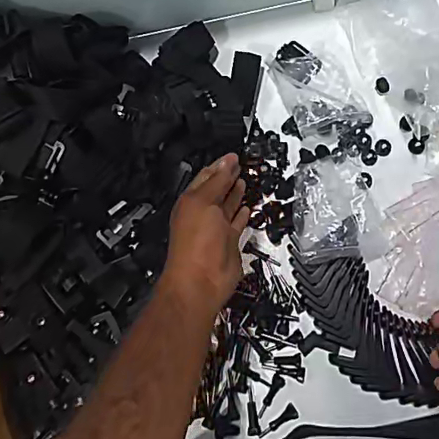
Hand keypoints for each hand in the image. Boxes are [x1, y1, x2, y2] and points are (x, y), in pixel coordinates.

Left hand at [162, 154, 250, 314]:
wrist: (201, 281)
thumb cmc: (194, 245)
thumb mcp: (204, 203)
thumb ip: (217, 182)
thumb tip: (226, 163)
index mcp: (192, 202)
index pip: (207, 176)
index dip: (220, 165)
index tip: (232, 156)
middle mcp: (203, 214)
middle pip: (218, 190)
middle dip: (228, 176)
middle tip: (240, 164)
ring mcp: (216, 230)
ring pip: (228, 206)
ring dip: (235, 193)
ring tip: (243, 180)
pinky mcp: (229, 244)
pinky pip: (236, 225)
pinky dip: (242, 215)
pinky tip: (246, 208)